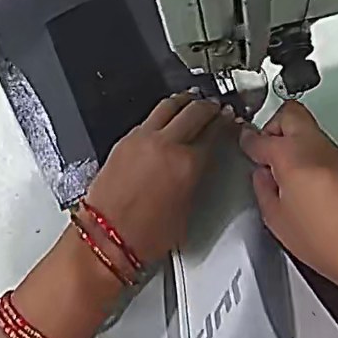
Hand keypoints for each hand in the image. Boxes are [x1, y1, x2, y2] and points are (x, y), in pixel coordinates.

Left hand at [82, 91, 232, 267]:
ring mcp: (142, 139)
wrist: (107, 238)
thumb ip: (195, 180)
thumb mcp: (187, 211)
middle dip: (210, 107)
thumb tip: (198, 165)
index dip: (226, 124)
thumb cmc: (143, 235)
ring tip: (193, 99)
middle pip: (195, 111)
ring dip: (185, 101)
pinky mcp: (124, 141)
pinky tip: (165, 117)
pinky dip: (162, 114)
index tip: (230, 121)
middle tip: (216, 107)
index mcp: (187, 164)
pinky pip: (148, 118)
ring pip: (169, 105)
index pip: (215, 133)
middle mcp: (165, 145)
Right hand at [239, 101, 337, 307]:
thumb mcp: (276, 219)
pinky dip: (306, 153)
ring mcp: (334, 153)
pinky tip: (300, 178)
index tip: (245, 143)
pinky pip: (319, 145)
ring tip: (281, 166)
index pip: (260, 137)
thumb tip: (262, 177)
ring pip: (306, 126)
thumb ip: (262, 188)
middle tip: (264, 147)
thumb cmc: (330, 241)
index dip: (247, 140)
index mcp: (290, 154)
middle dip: (272, 126)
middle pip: (289, 113)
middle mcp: (314, 146)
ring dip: (291, 139)